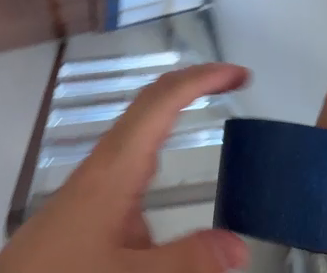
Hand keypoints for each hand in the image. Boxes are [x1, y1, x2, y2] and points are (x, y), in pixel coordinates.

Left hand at [0, 63, 251, 272]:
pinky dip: (158, 139)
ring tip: (207, 101)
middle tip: (233, 80)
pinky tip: (165, 164)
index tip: (239, 73)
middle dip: (192, 81)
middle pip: (151, 101)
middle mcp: (105, 161)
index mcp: (115, 166)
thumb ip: (185, 262)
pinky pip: (131, 152)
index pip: (163, 102)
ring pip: (139, 125)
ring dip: (173, 105)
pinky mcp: (87, 199)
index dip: (202, 79)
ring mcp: (93, 178)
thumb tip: (240, 247)